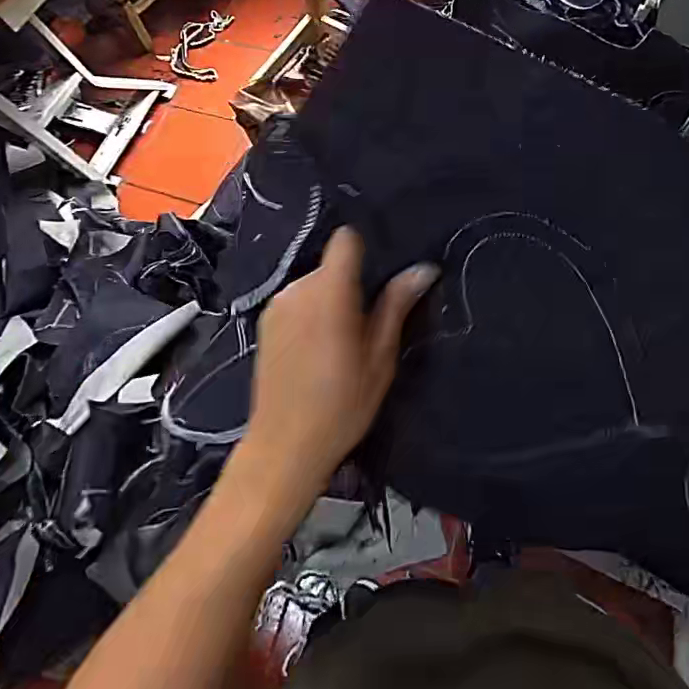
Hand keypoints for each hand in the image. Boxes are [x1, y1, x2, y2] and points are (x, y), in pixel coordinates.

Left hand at [229, 228, 438, 503]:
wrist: (284, 447)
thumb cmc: (342, 406)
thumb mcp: (381, 358)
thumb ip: (397, 305)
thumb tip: (424, 268)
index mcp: (329, 293)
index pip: (346, 241)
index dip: (367, 248)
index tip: (383, 274)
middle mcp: (297, 289)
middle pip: (333, 264)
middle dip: (353, 282)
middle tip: (371, 321)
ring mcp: (276, 305)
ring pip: (315, 283)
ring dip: (332, 298)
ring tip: (344, 339)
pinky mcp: (264, 322)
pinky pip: (298, 300)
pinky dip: (312, 311)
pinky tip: (318, 348)